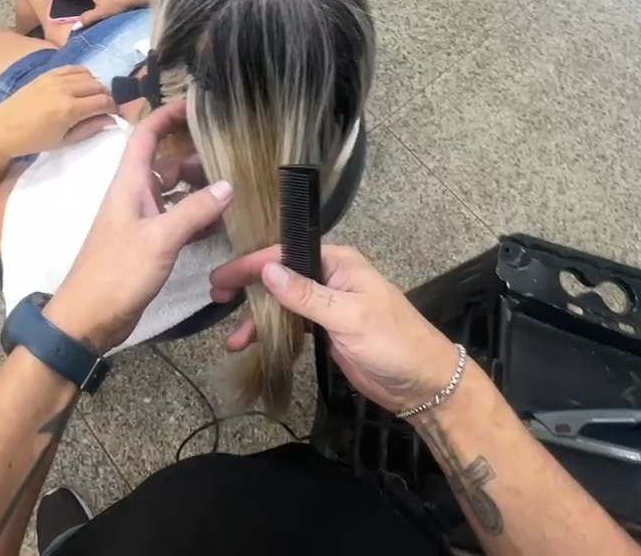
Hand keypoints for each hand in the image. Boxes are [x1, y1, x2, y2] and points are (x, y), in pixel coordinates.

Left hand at [0, 66, 114, 158]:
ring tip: (92, 97)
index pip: (103, 101)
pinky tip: (80, 85)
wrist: (2, 129)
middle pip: (98, 85)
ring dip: (95, 85)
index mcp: (69, 109)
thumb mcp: (64, 140)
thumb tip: (111, 119)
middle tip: (105, 107)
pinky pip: (73, 68)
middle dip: (106, 96)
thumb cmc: (33, 141)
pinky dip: (82, 75)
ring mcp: (54, 78)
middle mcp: (64, 89)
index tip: (115, 114)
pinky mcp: (47, 73)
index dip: (114, 107)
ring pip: (88, 74)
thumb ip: (90, 128)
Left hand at [44, 101, 233, 349]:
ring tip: (235, 181)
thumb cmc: (117, 272)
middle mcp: (135, 194)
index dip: (167, 114)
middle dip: (195, 151)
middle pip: (166, 160)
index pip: (146, 134)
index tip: (196, 103)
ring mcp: (142, 218)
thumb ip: (194, 211)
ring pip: (175, 189)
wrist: (88, 318)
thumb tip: (228, 185)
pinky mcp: (149, 242)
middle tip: (232, 148)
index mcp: (130, 183)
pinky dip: (198, 214)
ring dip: (200, 185)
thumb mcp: (160, 239)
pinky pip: (178, 217)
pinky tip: (223, 219)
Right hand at [210, 245, 461, 415]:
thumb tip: (266, 270)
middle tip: (216, 297)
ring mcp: (325, 303)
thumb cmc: (393, 342)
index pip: (284, 254)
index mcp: (336, 260)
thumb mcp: (348, 317)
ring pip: (281, 302)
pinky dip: (271, 333)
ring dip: (257, 318)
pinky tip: (252, 345)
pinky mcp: (325, 329)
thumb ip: (305, 294)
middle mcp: (327, 275)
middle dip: (247, 287)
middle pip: (278, 275)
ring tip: (233, 339)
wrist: (424, 385)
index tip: (221, 277)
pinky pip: (290, 324)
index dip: (250, 265)